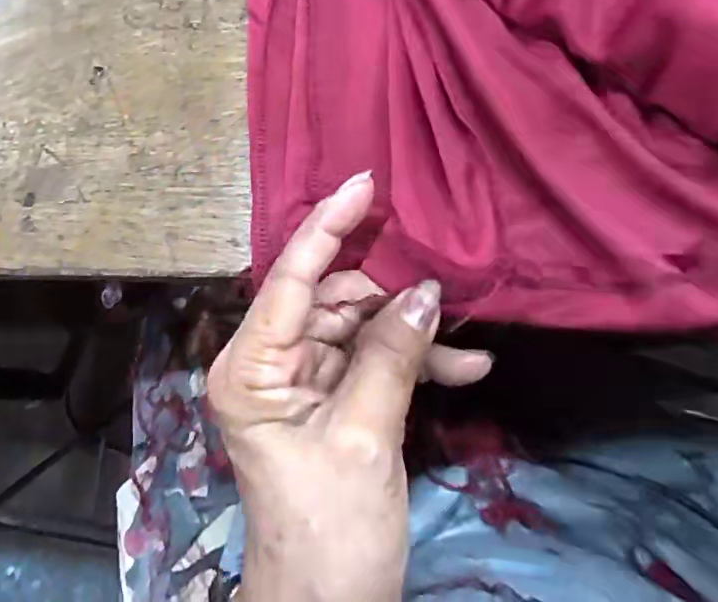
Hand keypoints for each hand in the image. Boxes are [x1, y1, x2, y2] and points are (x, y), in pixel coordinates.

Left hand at [208, 172, 492, 601]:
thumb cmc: (330, 532)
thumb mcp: (364, 439)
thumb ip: (392, 356)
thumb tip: (424, 290)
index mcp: (252, 367)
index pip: (291, 278)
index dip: (327, 226)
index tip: (364, 184)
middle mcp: (269, 359)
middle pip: (333, 297)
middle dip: (388, 293)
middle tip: (442, 285)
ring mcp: (301, 374)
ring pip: (360, 324)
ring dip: (412, 332)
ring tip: (464, 346)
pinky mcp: (329, 391)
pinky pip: (372, 356)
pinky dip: (414, 360)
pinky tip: (465, 368)